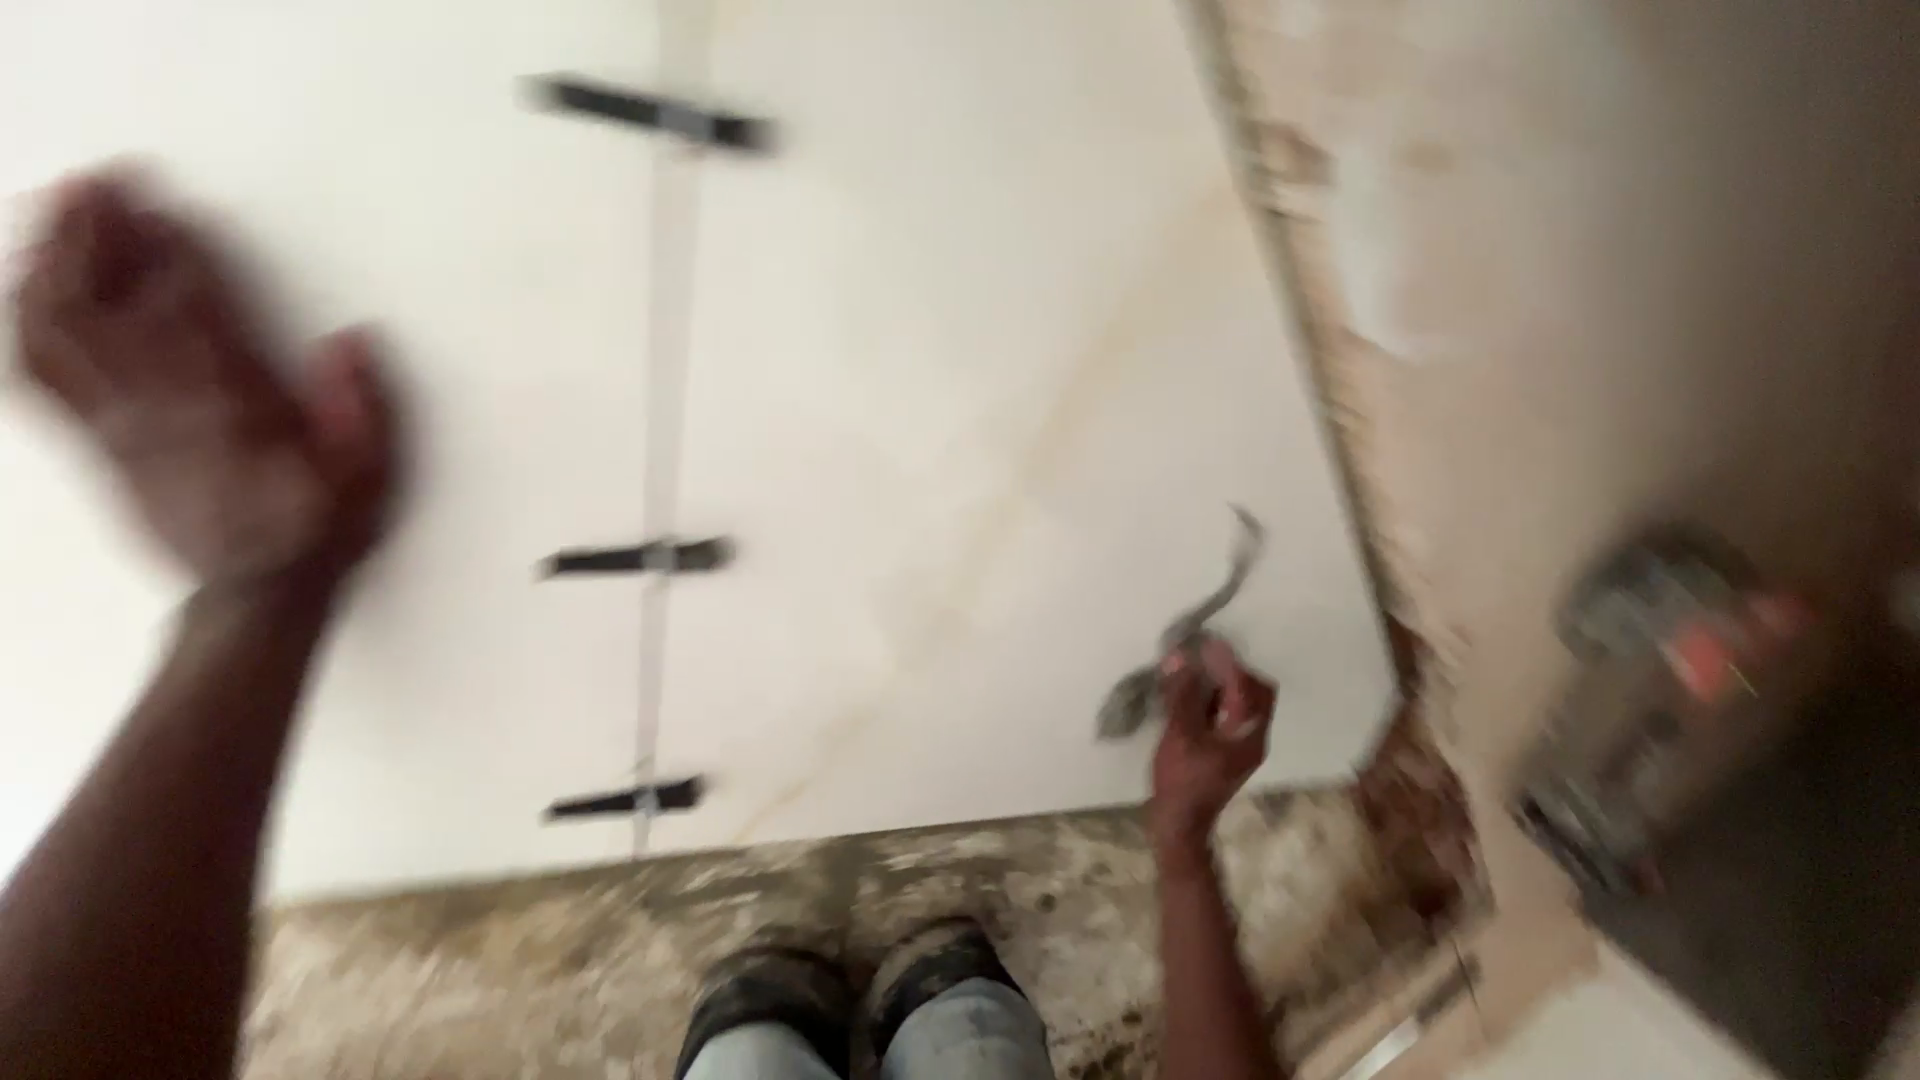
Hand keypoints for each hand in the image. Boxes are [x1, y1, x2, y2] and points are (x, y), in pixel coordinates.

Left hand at [12, 173, 396, 586]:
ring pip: (56, 330)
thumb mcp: (368, 473)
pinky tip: (30, 294)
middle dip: (95, 235)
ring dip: (47, 264)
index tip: (169, 206)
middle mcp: (166, 406)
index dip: (175, 252)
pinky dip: (26, 323)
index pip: (193, 311)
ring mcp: (121, 424)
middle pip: (106, 304)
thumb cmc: (321, 528)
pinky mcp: (97, 443)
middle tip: (98, 183)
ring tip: (59, 218)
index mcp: (237, 409)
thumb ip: (358, 407)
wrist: (256, 593)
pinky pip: (41, 375)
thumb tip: (348, 340)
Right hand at [1150, 638, 1276, 857]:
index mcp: (1248, 733)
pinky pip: (1228, 715)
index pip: (1247, 686)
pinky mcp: (1227, 751)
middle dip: (1232, 670)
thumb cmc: (1182, 780)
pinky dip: (1214, 699)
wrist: (1181, 825)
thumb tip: (1180, 657)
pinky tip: (1191, 696)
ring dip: (1222, 683)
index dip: (1228, 661)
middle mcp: (1252, 737)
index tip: (1206, 642)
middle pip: (1255, 692)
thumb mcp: (1180, 734)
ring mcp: (1241, 746)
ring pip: (1242, 703)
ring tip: (1194, 670)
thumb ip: (1182, 695)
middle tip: (1203, 656)